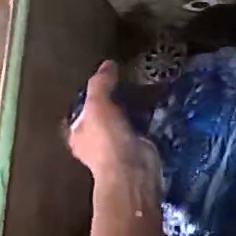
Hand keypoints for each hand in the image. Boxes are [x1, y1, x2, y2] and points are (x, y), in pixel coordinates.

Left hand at [69, 61, 159, 197]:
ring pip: (126, 120)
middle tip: (129, 81)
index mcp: (78, 133)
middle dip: (116, 100)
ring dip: (135, 108)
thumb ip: (100, 83)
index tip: (107, 78)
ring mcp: (119, 146)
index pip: (82, 109)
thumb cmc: (107, 140)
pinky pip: (144, 127)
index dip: (92, 93)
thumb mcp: (98, 105)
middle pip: (105, 114)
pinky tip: (157, 104)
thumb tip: (108, 64)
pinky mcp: (139, 148)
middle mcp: (96, 141)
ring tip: (146, 88)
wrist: (133, 171)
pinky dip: (150, 118)